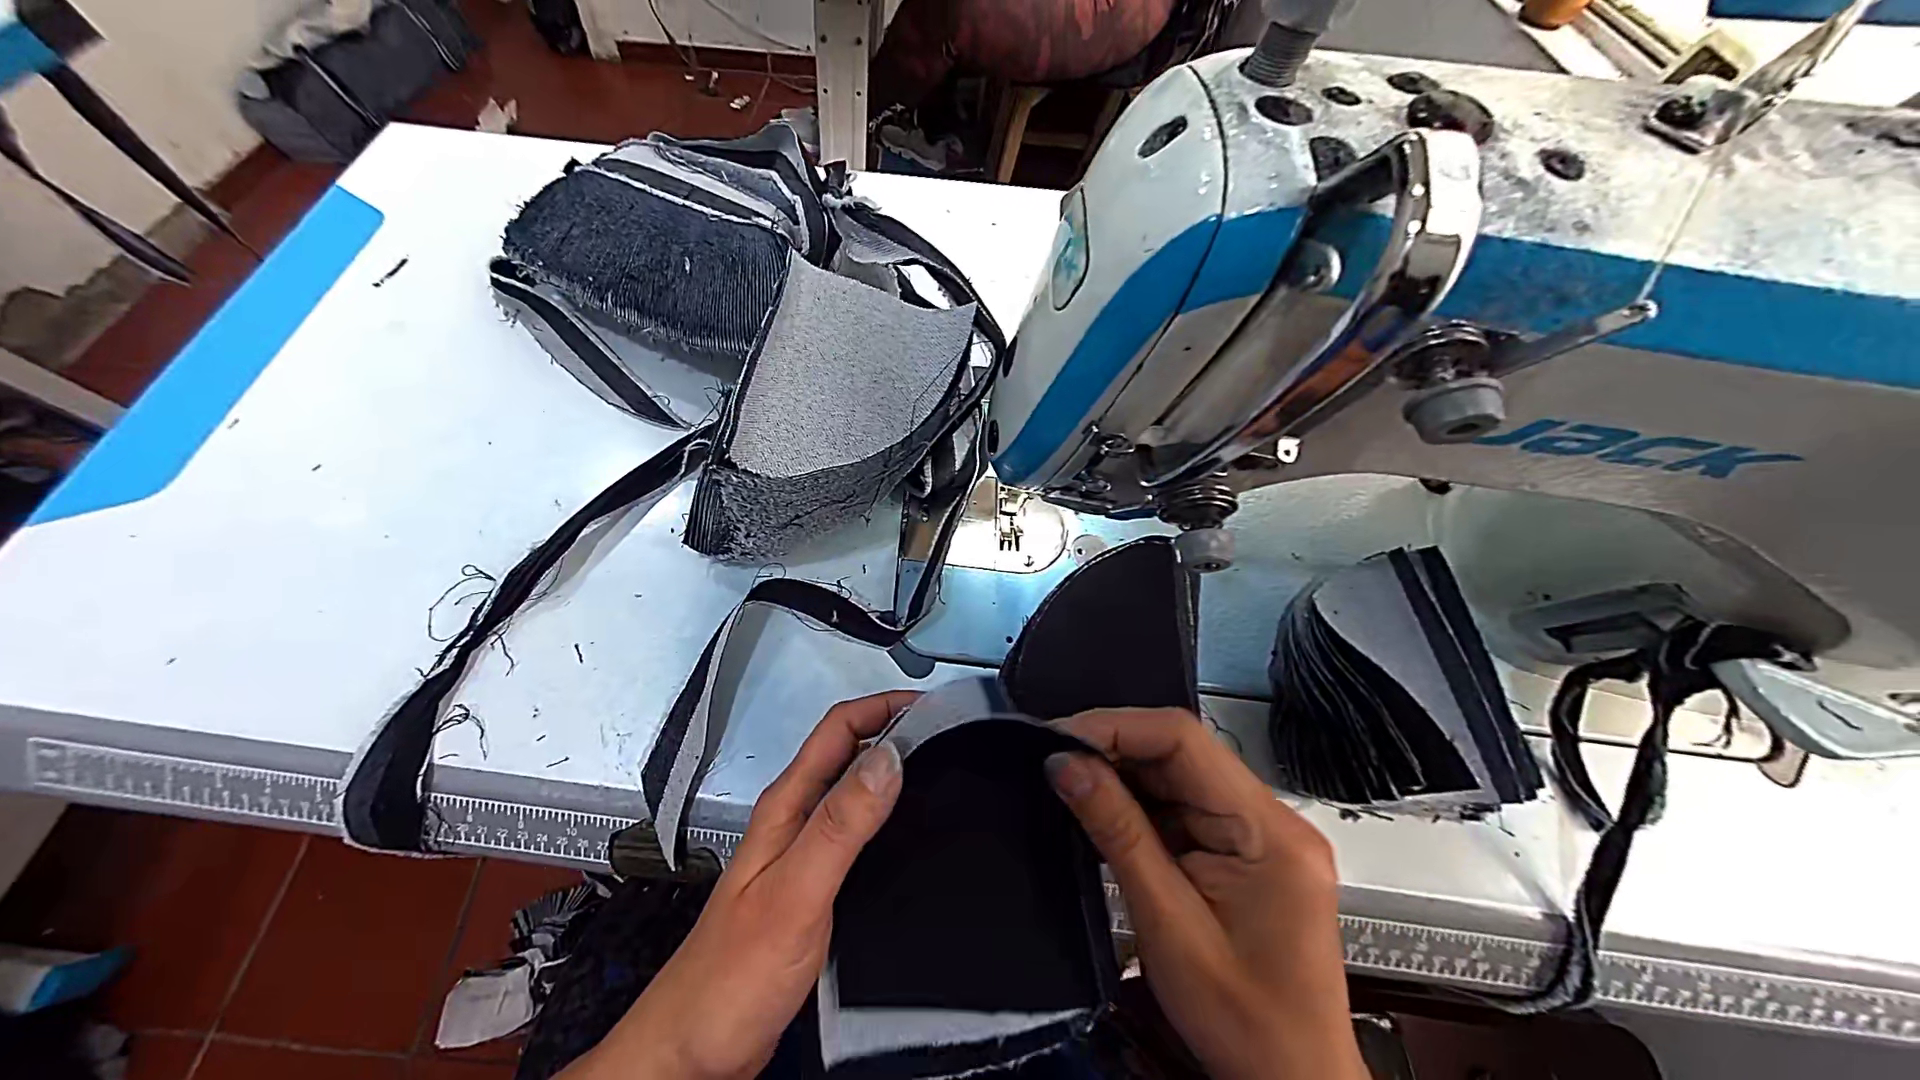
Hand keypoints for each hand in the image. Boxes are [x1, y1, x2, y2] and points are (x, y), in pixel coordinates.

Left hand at [562, 691, 916, 1079]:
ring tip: (936, 771)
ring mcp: (802, 852)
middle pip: (849, 751)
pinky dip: (888, 816)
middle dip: (895, 731)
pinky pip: (857, 830)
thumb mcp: (795, 890)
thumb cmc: (730, 977)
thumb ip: (841, 823)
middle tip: (943, 733)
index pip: (839, 728)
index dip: (884, 706)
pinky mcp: (814, 884)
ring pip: (854, 789)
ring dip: (893, 771)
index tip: (930, 705)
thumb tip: (889, 759)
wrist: (694, 1051)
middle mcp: (793, 820)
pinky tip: (909, 833)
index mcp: (786, 806)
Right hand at [1046, 708, 1365, 1079]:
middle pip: (1181, 752)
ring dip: (1121, 776)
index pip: (1185, 740)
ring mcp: (1259, 831)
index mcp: (1268, 830)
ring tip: (1069, 783)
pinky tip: (1104, 811)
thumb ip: (1117, 832)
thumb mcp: (1167, 924)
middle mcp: (1271, 817)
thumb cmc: (1243, 1021)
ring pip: (1177, 774)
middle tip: (1054, 761)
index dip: (1116, 728)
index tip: (1058, 738)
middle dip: (1112, 750)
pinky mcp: (1243, 847)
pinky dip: (1138, 805)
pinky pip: (1182, 805)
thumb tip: (1066, 765)